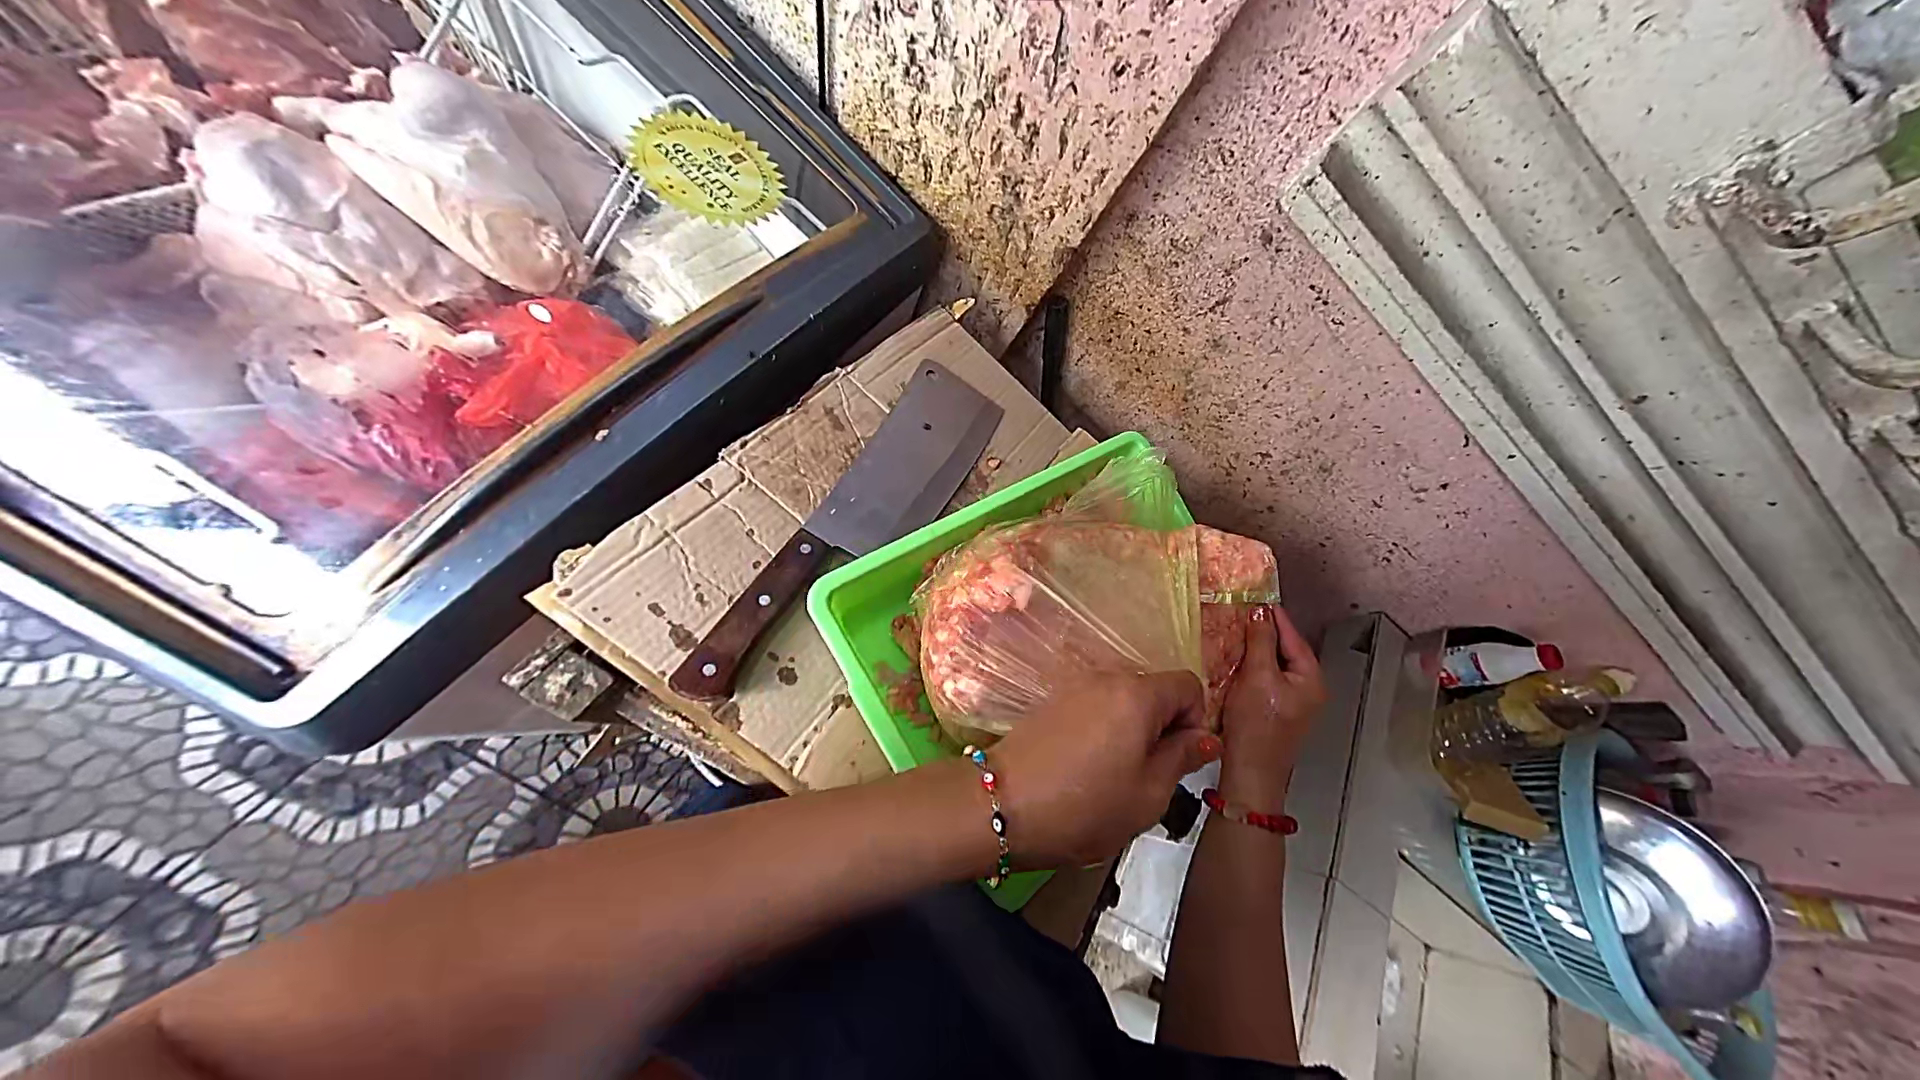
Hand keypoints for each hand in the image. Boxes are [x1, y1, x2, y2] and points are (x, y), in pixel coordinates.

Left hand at [987, 671, 1220, 866]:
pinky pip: (1094, 707)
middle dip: (1163, 727)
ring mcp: (1073, 686)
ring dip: (1131, 730)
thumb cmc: (1084, 806)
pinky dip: (1103, 729)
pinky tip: (1086, 766)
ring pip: (1123, 701)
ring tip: (1115, 775)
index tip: (1181, 759)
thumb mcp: (1148, 794)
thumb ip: (1182, 758)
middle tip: (1149, 775)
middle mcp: (1105, 678)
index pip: (1188, 685)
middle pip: (1154, 690)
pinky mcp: (1050, 701)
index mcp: (1136, 694)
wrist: (1001, 805)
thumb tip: (1205, 737)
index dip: (1196, 720)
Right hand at [1218, 605, 1325, 807]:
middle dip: (1262, 633)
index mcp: (1311, 678)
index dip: (1273, 617)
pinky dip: (1250, 667)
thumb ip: (1260, 641)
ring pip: (1272, 665)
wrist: (1250, 771)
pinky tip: (1232, 662)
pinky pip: (1264, 679)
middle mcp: (1307, 688)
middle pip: (1284, 650)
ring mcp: (1291, 701)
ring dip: (1253, 650)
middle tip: (1238, 614)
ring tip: (1232, 634)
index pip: (1292, 637)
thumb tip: (1261, 612)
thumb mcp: (1257, 676)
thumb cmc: (1257, 726)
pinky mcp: (1274, 710)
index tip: (1255, 598)